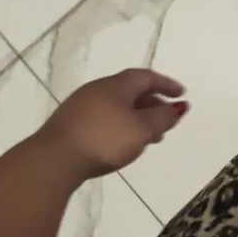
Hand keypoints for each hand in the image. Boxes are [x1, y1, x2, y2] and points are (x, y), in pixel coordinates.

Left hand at [40, 69, 188, 177]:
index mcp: (116, 86)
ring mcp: (81, 106)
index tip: (182, 94)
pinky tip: (124, 143)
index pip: (146, 77)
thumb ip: (163, 117)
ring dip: (138, 118)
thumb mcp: (142, 129)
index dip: (166, 84)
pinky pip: (105, 118)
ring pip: (118, 106)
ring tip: (151, 137)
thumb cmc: (105, 140)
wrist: (55, 159)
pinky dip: (122, 125)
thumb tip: (180, 106)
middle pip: (131, 91)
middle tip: (167, 119)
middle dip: (153, 103)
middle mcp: (97, 90)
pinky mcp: (72, 124)